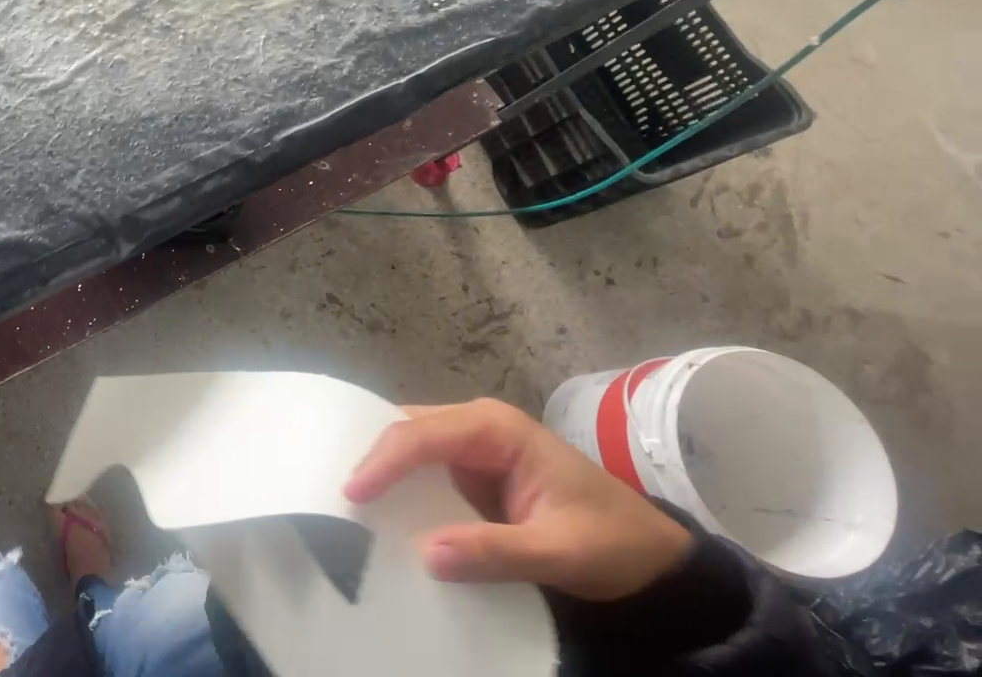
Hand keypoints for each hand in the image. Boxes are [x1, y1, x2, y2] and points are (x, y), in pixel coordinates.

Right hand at [345, 398, 692, 600]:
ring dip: (377, 469)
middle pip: (405, 430)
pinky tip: (375, 509)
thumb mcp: (561, 553)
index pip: (422, 434)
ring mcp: (467, 446)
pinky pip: (417, 469)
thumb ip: (495, 551)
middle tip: (334, 493)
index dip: (383, 461)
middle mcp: (474, 425)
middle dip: (369, 456)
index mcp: (495, 427)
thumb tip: (425, 554)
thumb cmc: (612, 544)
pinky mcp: (465, 471)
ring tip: (343, 500)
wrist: (651, 560)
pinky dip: (394, 486)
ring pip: (405, 445)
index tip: (352, 494)